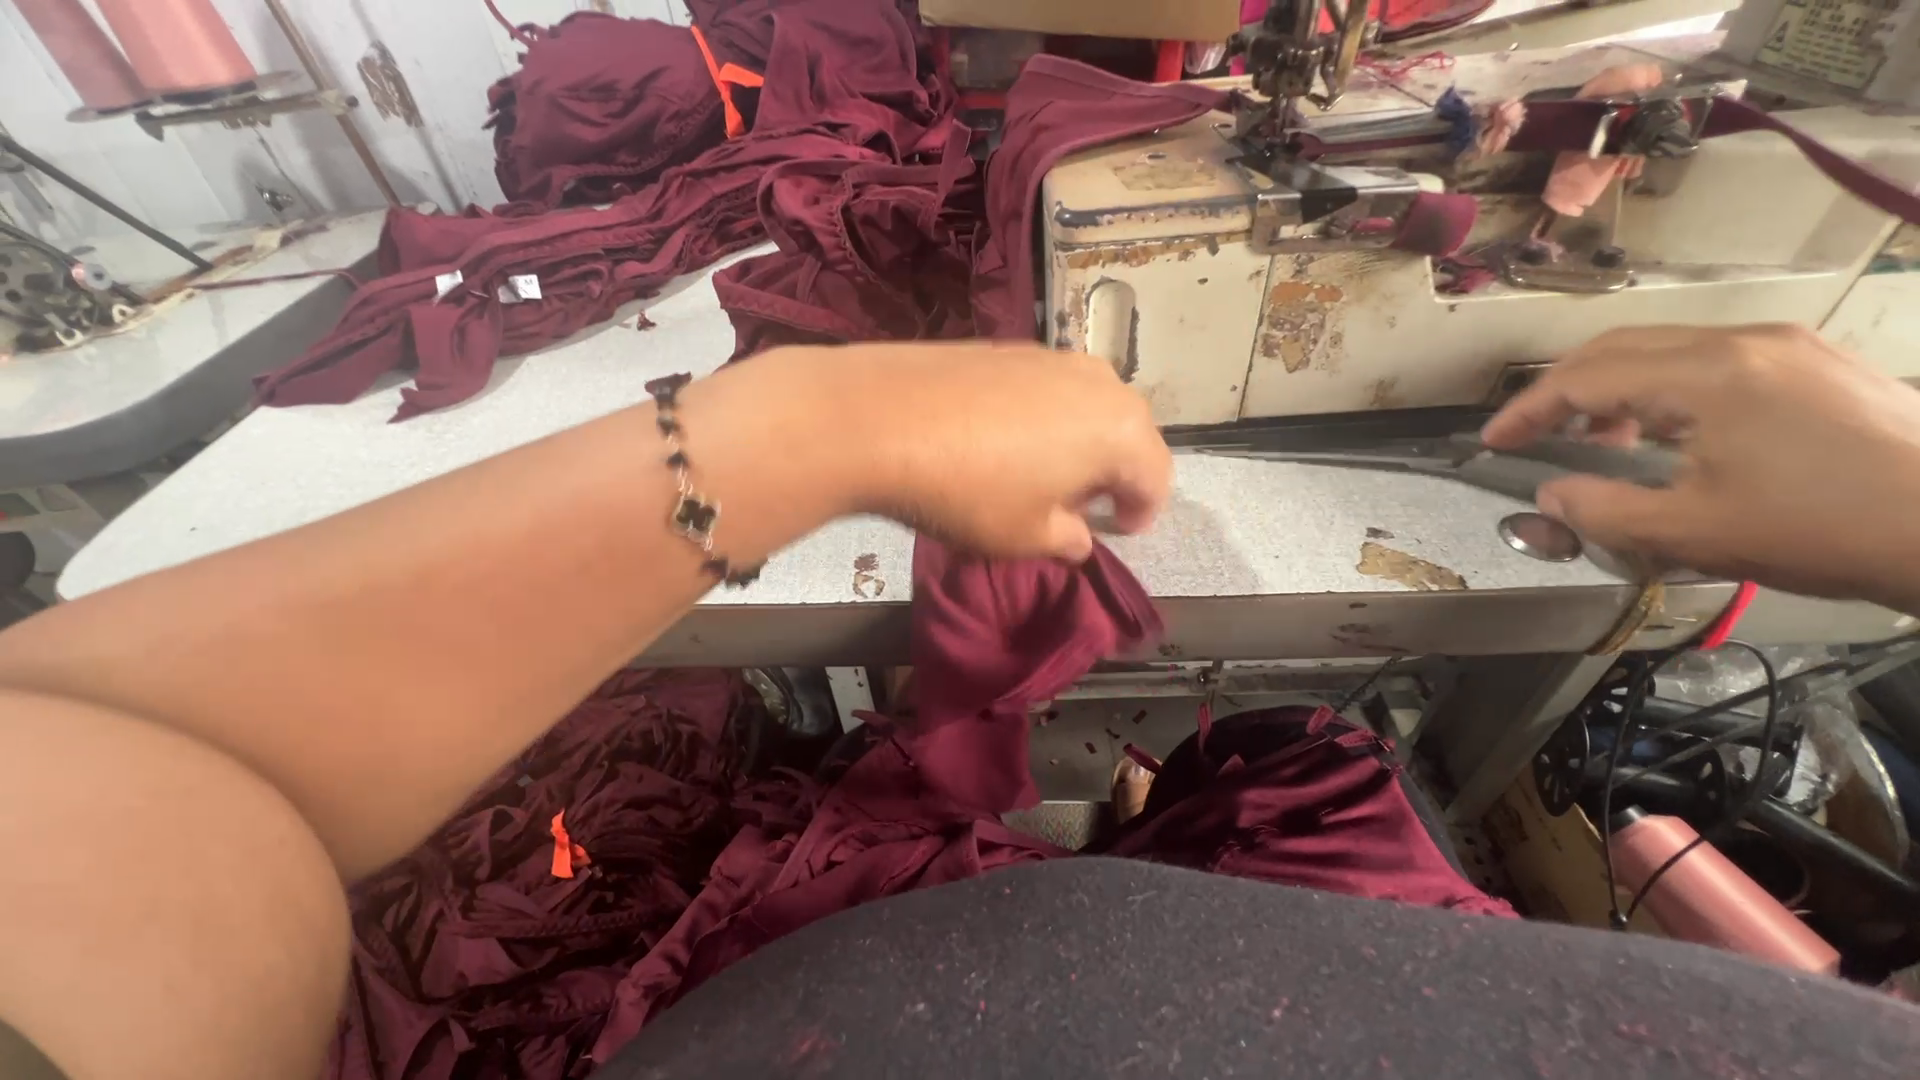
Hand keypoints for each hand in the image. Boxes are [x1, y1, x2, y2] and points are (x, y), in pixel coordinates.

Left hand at [688, 342, 1171, 560]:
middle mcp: (1098, 381)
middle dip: (1113, 473)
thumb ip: (1068, 538)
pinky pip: (1046, 389)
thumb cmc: (968, 490)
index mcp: (1121, 431)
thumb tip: (1078, 535)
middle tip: (1081, 506)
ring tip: (1043, 474)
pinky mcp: (1006, 346)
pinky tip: (1002, 441)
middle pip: (1127, 433)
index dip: (1141, 512)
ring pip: (1087, 405)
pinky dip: (1043, 417)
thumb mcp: (1025, 537)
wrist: (878, 418)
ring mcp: (1050, 355)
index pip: (1156, 477)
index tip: (1117, 532)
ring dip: (1079, 442)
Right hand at [1482, 324, 1919, 611]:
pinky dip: (1661, 388)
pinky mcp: (1813, 364)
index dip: (1527, 410)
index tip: (1494, 440)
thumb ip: (1599, 510)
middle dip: (1561, 388)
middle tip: (1530, 432)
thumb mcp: (1690, 532)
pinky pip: (1710, 359)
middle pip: (1619, 347)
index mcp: (1708, 375)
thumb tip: (1551, 494)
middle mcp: (1744, 343)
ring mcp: (1786, 347)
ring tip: (1595, 439)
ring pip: (1664, 349)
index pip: (1585, 377)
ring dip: (1612, 387)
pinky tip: (1663, 430)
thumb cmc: (1825, 529)